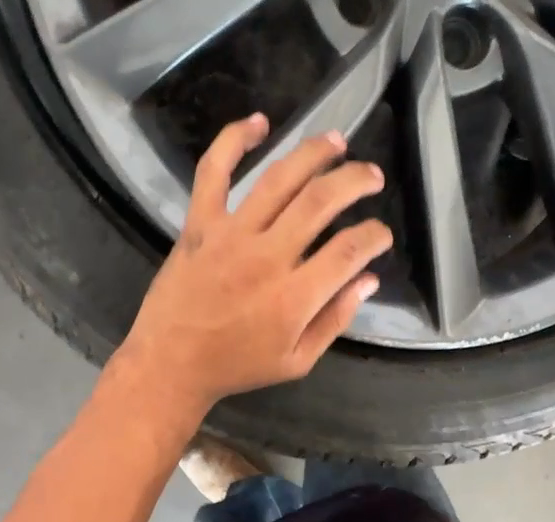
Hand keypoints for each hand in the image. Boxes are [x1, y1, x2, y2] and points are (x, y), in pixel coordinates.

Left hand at [109, 113, 392, 414]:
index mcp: (295, 297)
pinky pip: (214, 171)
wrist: (172, 363)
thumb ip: (335, 320)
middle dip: (355, 182)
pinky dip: (234, 140)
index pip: (350, 250)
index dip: (375, 236)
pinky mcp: (200, 224)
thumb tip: (367, 281)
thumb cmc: (238, 366)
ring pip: (279, 178)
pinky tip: (258, 122)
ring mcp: (231, 234)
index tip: (382, 235)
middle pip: (321, 201)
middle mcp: (268, 256)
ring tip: (336, 141)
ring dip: (313, 153)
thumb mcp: (297, 361)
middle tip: (372, 176)